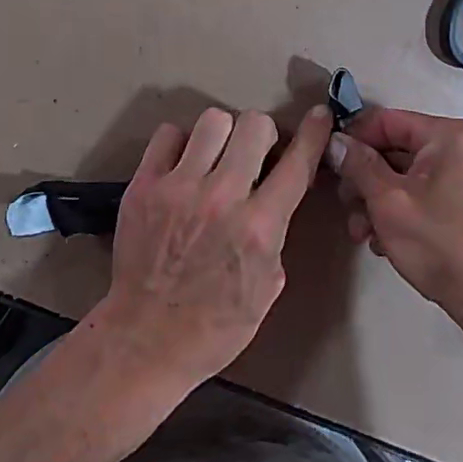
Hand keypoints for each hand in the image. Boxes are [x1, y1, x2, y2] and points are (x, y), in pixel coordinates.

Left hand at [87, 106, 332, 389]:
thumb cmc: (216, 324)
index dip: (314, 132)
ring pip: (213, 120)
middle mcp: (222, 199)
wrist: (144, 345)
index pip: (297, 162)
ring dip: (223, 134)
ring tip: (216, 156)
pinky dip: (180, 144)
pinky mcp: (143, 187)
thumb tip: (280, 190)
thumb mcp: (269, 282)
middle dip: (262, 134)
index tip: (319, 116)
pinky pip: (168, 134)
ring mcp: (179, 189)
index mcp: (259, 226)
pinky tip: (183, 165)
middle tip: (254, 154)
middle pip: (255, 124)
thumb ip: (278, 229)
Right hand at [330, 109, 462, 334]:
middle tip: (349, 212)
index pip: (389, 120)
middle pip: (404, 151)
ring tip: (367, 237)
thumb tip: (337, 140)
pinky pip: (438, 195)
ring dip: (386, 202)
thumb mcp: (389, 203)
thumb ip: (359, 166)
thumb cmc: (444, 246)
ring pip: (419, 177)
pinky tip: (394, 243)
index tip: (331, 165)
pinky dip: (413, 212)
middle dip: (369, 181)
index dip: (354, 139)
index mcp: (453, 133)